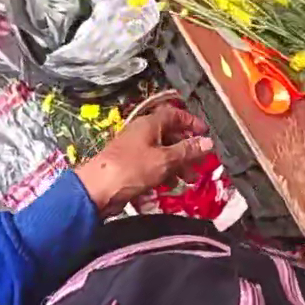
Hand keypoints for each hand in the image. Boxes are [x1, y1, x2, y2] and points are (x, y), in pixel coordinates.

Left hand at [74, 103, 212, 211]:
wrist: (96, 190)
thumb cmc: (132, 169)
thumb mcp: (165, 159)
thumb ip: (187, 151)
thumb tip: (208, 142)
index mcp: (150, 124)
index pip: (175, 114)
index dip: (191, 122)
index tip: (205, 133)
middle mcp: (142, 133)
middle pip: (170, 135)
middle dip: (187, 150)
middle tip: (200, 163)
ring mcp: (134, 149)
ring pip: (162, 152)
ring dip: (177, 165)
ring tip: (188, 180)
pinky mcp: (128, 166)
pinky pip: (151, 165)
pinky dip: (163, 173)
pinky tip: (168, 186)